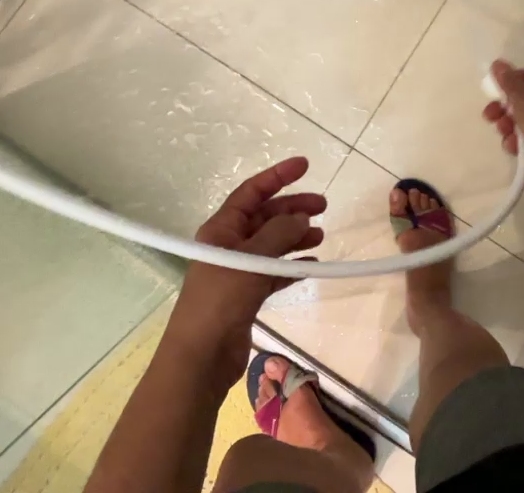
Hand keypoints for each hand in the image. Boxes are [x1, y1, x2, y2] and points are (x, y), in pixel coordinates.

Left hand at [169, 157, 325, 375]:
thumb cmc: (220, 302)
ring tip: (321, 236)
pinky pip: (274, 272)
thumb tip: (302, 217)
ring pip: (272, 244)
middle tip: (323, 206)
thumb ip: (279, 235)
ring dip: (296, 236)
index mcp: (221, 230)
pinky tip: (312, 267)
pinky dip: (293, 267)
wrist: (200, 359)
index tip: (305, 165)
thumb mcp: (251, 261)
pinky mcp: (246, 296)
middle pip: (265, 217)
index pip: (251, 192)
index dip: (278, 176)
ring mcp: (238, 272)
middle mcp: (228, 246)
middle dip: (293, 208)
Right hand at [482, 60, 523, 184]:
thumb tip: (498, 63)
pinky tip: (512, 146)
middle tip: (490, 113)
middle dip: (505, 106)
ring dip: (508, 124)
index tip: (498, 86)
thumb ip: (508, 81)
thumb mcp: (523, 98)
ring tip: (502, 130)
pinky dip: (518, 140)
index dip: (516, 78)